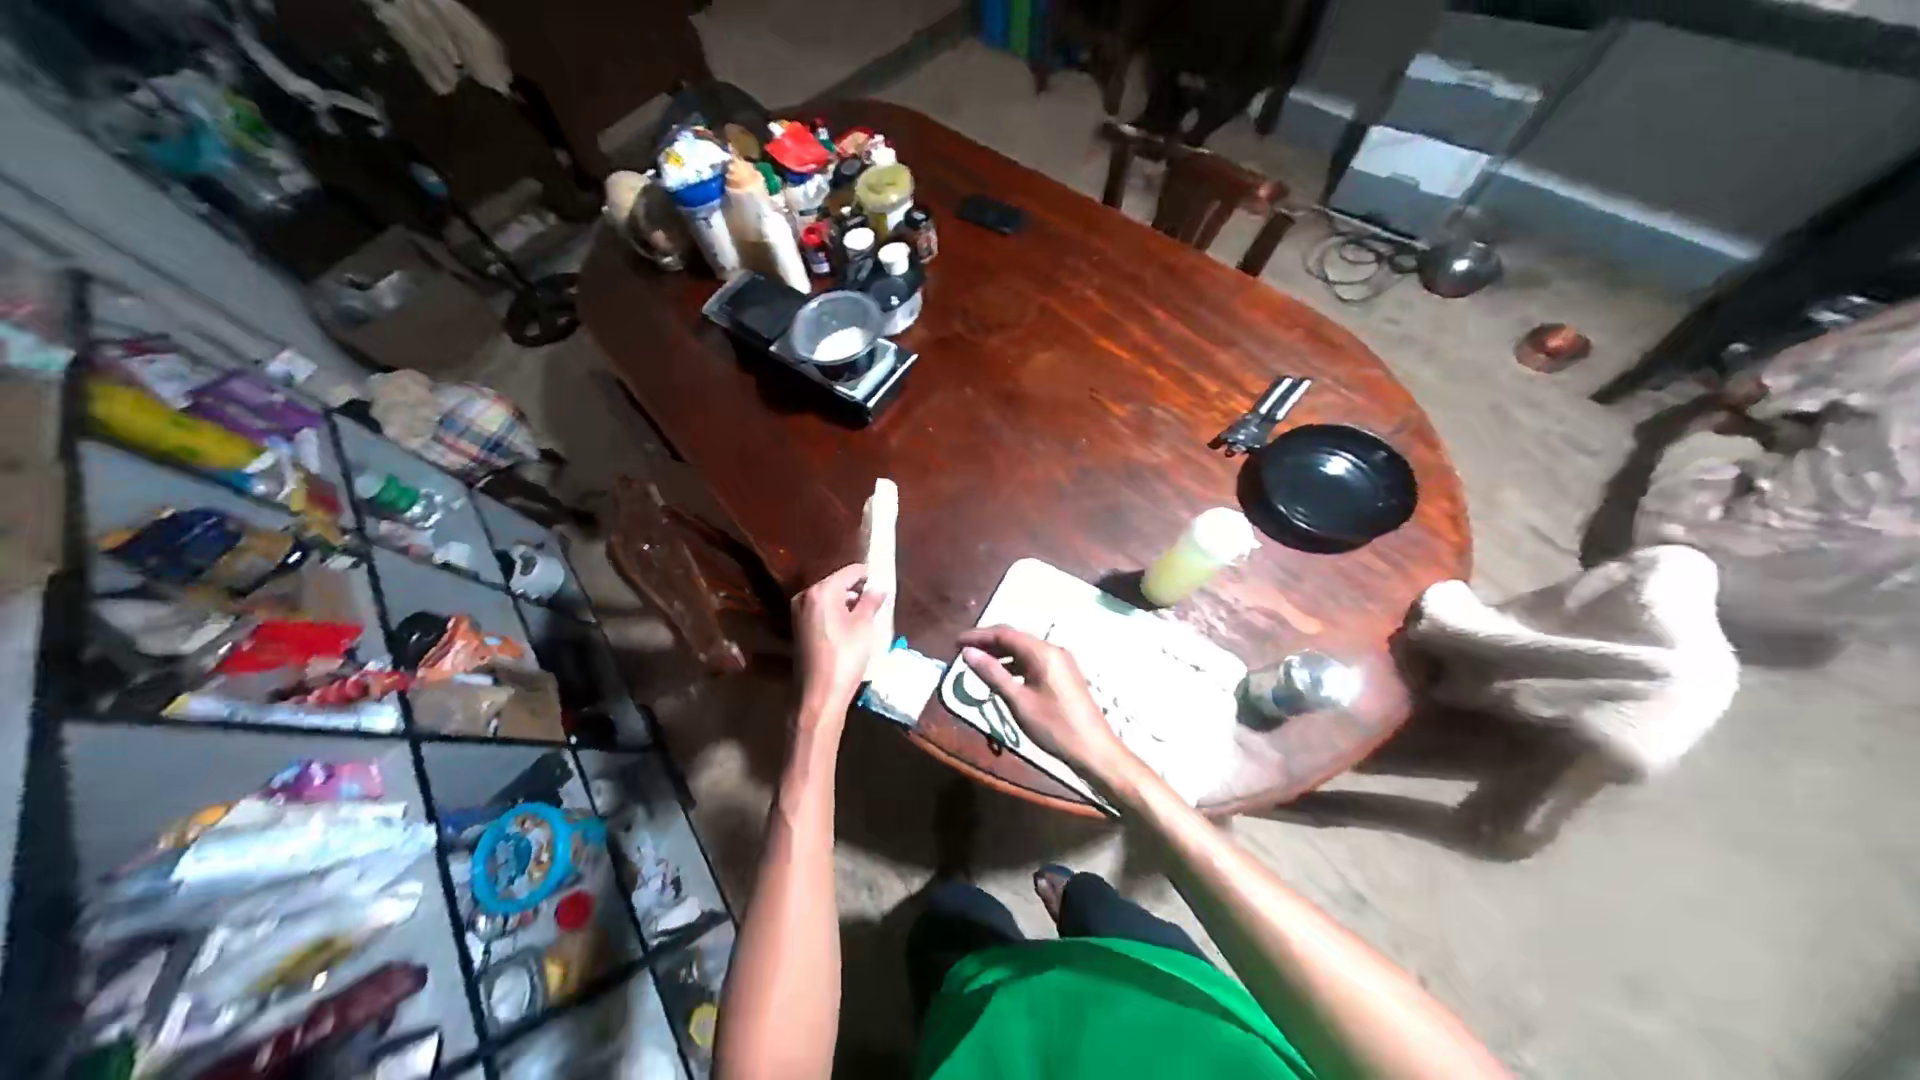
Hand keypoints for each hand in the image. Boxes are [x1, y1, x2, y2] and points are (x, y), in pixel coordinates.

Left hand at [793, 563, 886, 718]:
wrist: (819, 694)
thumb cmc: (845, 656)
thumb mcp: (864, 626)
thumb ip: (871, 601)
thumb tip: (878, 588)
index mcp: (821, 591)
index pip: (849, 572)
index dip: (868, 575)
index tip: (882, 582)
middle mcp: (805, 597)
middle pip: (836, 583)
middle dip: (856, 589)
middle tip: (877, 600)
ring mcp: (798, 613)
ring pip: (828, 598)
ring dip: (846, 602)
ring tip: (866, 615)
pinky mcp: (798, 629)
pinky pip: (820, 611)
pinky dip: (835, 614)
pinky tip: (849, 627)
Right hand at [957, 626, 1142, 789]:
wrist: (1093, 749)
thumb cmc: (1053, 726)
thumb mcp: (1018, 701)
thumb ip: (992, 674)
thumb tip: (968, 652)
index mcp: (1042, 653)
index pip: (1004, 634)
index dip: (978, 636)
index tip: (956, 643)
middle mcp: (1053, 650)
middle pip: (1015, 638)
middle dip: (988, 642)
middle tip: (963, 651)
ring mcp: (1061, 662)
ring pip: (1025, 650)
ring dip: (1001, 654)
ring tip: (978, 664)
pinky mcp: (1065, 674)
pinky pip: (1034, 661)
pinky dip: (1015, 664)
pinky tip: (1003, 677)